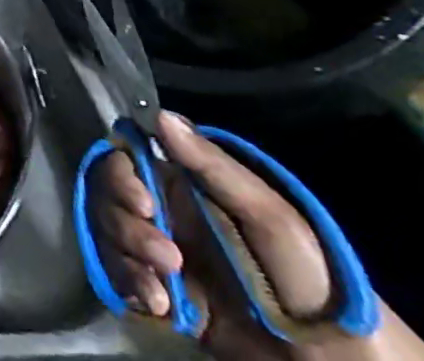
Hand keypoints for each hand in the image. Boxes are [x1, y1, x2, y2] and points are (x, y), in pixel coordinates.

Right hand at [91, 113, 333, 358]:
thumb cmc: (314, 283)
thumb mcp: (274, 220)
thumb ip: (214, 168)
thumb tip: (160, 115)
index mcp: (188, 186)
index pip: (129, 158)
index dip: (121, 173)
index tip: (141, 202)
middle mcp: (167, 213)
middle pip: (109, 196)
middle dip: (126, 224)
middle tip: (166, 258)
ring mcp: (158, 254)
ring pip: (108, 235)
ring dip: (127, 259)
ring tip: (165, 294)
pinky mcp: (157, 293)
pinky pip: (118, 276)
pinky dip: (130, 287)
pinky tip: (160, 308)